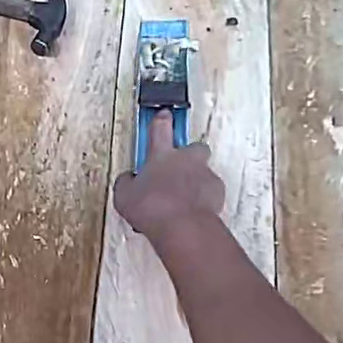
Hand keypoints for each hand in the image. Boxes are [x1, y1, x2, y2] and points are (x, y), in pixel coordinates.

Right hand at [113, 109, 223, 242]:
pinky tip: (194, 210)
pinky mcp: (217, 192)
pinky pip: (212, 190)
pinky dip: (206, 198)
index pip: (161, 128)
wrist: (182, 226)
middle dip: (189, 154)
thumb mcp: (124, 196)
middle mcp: (186, 160)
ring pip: (205, 170)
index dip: (162, 120)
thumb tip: (127, 181)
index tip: (164, 115)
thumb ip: (127, 183)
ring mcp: (204, 174)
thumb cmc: (154, 209)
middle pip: (194, 146)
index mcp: (161, 155)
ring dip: (197, 179)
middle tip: (179, 166)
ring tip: (185, 197)